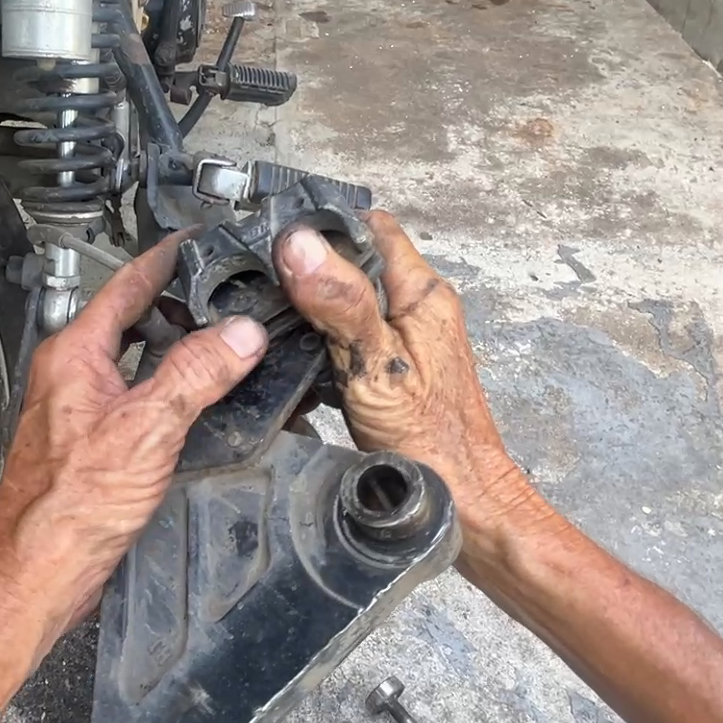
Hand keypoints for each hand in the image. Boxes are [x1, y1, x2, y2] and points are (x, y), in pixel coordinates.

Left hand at [0, 232, 268, 648]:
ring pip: (136, 358)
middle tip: (225, 294)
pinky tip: (197, 400)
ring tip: (222, 341)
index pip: (126, 284)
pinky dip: (169, 388)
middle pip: (132, 318)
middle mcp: (72, 373)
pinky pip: (137, 395)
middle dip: (179, 304)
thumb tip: (239, 333)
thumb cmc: (68, 505)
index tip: (197, 241)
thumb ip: (195, 373)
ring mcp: (81, 406)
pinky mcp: (92, 439)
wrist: (39, 567)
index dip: (165, 258)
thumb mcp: (147, 427)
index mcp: (74, 354)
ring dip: (176, 347)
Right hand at [274, 211, 554, 569]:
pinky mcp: (396, 362)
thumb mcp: (373, 365)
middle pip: (356, 259)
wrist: (461, 497)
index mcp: (421, 291)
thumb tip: (299, 244)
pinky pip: (352, 328)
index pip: (370, 226)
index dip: (323, 225)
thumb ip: (340, 304)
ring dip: (313, 301)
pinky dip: (322, 332)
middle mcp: (418, 304)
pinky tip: (296, 348)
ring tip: (269, 309)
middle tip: (260, 278)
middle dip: (310, 264)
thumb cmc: (427, 437)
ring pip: (350, 296)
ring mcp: (408, 334)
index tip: (276, 238)